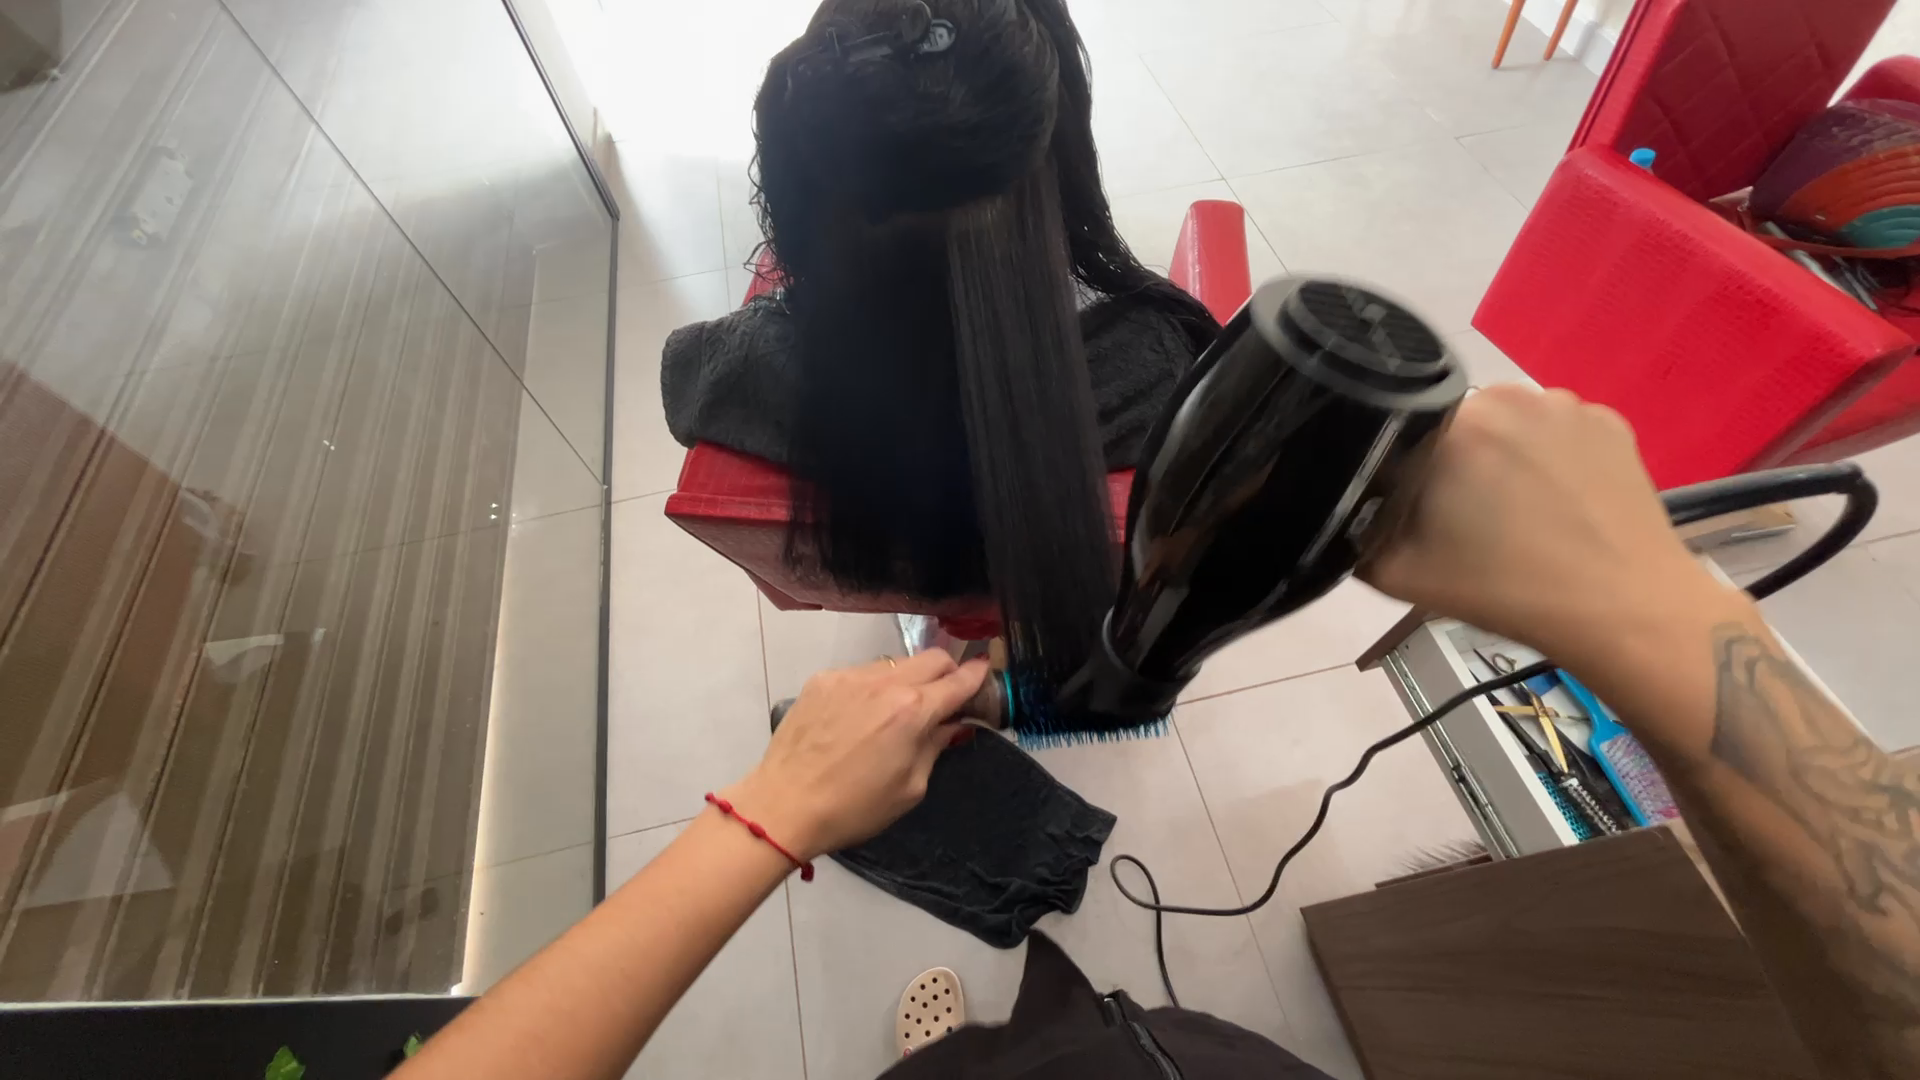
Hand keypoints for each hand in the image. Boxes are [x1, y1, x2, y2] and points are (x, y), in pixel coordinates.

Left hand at [723, 651, 990, 860]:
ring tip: (894, 712)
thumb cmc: (854, 807)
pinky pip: (862, 672)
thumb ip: (936, 746)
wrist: (784, 805)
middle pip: (933, 657)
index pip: (959, 680)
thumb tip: (954, 724)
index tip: (986, 672)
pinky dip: (872, 687)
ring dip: (908, 680)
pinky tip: (858, 716)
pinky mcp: (823, 678)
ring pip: (896, 663)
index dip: (978, 676)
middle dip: (947, 672)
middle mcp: (886, 681)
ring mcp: (851, 675)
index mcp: (914, 710)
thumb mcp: (910, 787)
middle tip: (945, 698)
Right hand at [1360, 385, 1745, 667]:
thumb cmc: (1499, 589)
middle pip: (1443, 422)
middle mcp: (1502, 397)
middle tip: (1449, 511)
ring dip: (1489, 452)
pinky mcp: (1609, 420)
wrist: (1621, 610)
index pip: (1390, 436)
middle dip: (1439, 458)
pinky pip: (1549, 427)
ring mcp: (1564, 404)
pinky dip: (1539, 454)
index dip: (1386, 472)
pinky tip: (1546, 496)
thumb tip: (1346, 507)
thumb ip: (1350, 532)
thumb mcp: (1391, 572)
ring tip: (1502, 505)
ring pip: (1497, 421)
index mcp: (1446, 427)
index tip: (1397, 508)